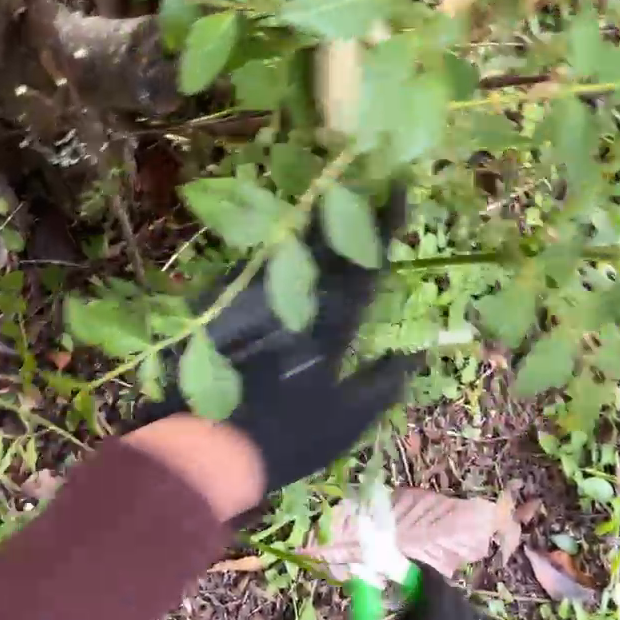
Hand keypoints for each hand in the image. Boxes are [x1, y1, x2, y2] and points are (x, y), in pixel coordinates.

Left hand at [142, 191, 413, 494]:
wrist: (205, 448)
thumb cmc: (284, 441)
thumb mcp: (346, 422)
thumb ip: (382, 383)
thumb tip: (415, 353)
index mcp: (330, 325)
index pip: (364, 265)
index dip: (384, 225)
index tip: (397, 187)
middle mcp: (291, 300)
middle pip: (322, 242)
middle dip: (344, 204)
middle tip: (358, 171)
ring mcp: (249, 298)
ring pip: (283, 247)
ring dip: (305, 220)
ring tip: (321, 193)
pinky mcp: (213, 304)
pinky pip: (248, 267)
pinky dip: (267, 249)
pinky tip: (272, 238)